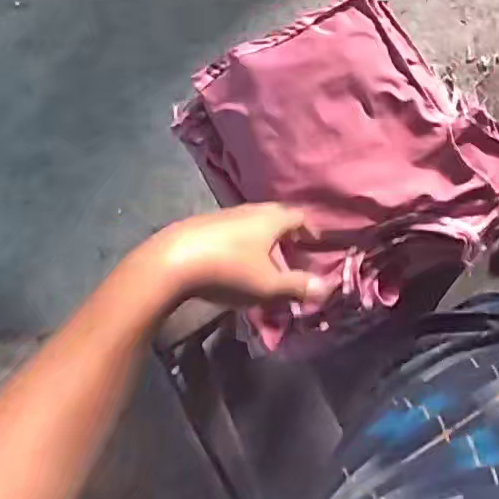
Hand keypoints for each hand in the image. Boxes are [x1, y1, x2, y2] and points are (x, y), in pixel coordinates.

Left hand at [130, 204, 332, 310]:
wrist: (171, 261)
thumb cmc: (229, 269)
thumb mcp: (268, 284)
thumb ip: (297, 286)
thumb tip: (327, 288)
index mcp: (272, 218)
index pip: (300, 216)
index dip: (310, 230)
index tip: (314, 245)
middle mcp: (251, 209)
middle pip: (276, 218)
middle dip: (286, 237)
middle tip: (291, 256)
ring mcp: (225, 215)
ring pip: (252, 225)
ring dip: (262, 242)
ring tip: (262, 266)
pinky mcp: (203, 225)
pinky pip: (232, 232)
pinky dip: (241, 245)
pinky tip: (232, 266)